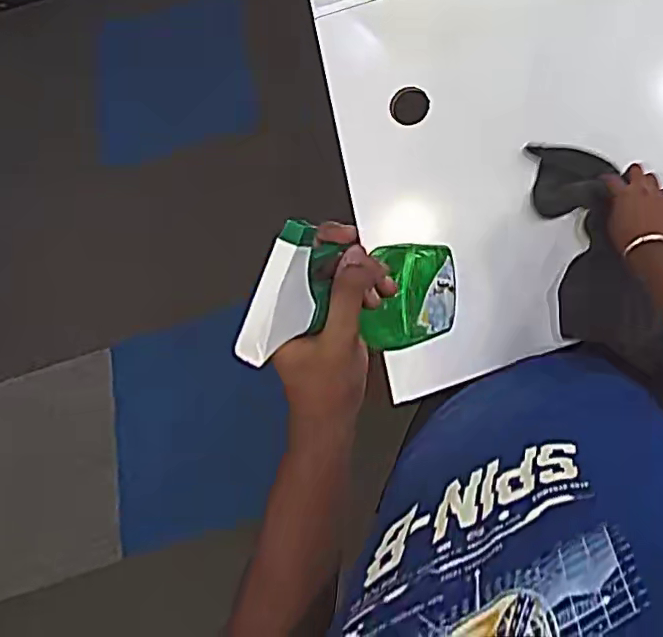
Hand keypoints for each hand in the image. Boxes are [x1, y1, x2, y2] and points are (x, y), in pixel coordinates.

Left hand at [270, 222, 397, 428]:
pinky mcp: (328, 317)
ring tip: (381, 288)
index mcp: (281, 311)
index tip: (350, 238)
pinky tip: (377, 296)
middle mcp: (292, 307)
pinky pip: (348, 289)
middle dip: (355, 262)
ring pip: (339, 274)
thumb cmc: (324, 394)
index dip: (324, 240)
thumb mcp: (339, 339)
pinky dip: (366, 288)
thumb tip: (355, 260)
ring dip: (365, 276)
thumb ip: (346, 296)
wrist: (330, 423)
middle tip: (375, 269)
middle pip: (322, 262)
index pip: (297, 259)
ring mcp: (311, 312)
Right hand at [601, 164, 662, 259]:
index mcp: (623, 193)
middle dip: (631, 173)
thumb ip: (611, 206)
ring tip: (643, 188)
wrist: (648, 251)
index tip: (605, 180)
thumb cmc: (629, 241)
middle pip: (636, 169)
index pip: (611, 178)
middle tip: (628, 179)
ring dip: (646, 181)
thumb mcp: (610, 222)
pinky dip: (659, 194)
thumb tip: (611, 202)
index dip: (606, 178)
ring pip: (652, 177)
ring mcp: (656, 195)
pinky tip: (656, 199)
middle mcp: (641, 190)